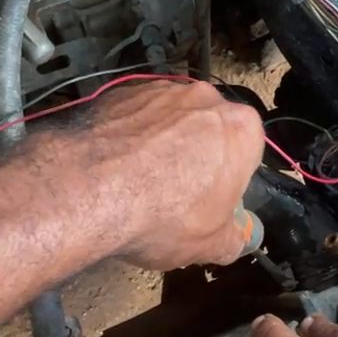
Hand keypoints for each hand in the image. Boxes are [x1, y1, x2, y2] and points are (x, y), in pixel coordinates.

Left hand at [24, 80, 262, 269]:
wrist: (90, 190)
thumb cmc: (162, 213)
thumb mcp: (210, 246)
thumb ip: (233, 239)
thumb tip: (236, 239)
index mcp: (242, 129)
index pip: (247, 153)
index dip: (229, 179)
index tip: (212, 201)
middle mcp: (207, 99)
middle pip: (209, 130)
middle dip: (197, 156)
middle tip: (176, 194)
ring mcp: (163, 90)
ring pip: (171, 119)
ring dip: (162, 143)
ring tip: (138, 182)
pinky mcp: (122, 91)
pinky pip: (135, 114)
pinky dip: (129, 135)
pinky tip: (115, 167)